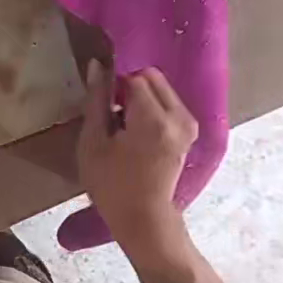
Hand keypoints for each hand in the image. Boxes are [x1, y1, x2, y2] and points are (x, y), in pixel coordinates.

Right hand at [76, 62, 197, 259]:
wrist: (141, 216)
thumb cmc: (110, 183)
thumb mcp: (93, 143)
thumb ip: (96, 102)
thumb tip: (97, 66)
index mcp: (153, 119)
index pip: (134, 79)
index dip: (113, 88)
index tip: (101, 110)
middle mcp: (178, 116)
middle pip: (152, 78)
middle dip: (129, 89)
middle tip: (111, 118)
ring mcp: (189, 124)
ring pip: (162, 90)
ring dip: (140, 100)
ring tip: (123, 130)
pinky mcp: (190, 131)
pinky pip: (169, 104)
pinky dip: (151, 110)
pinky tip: (136, 135)